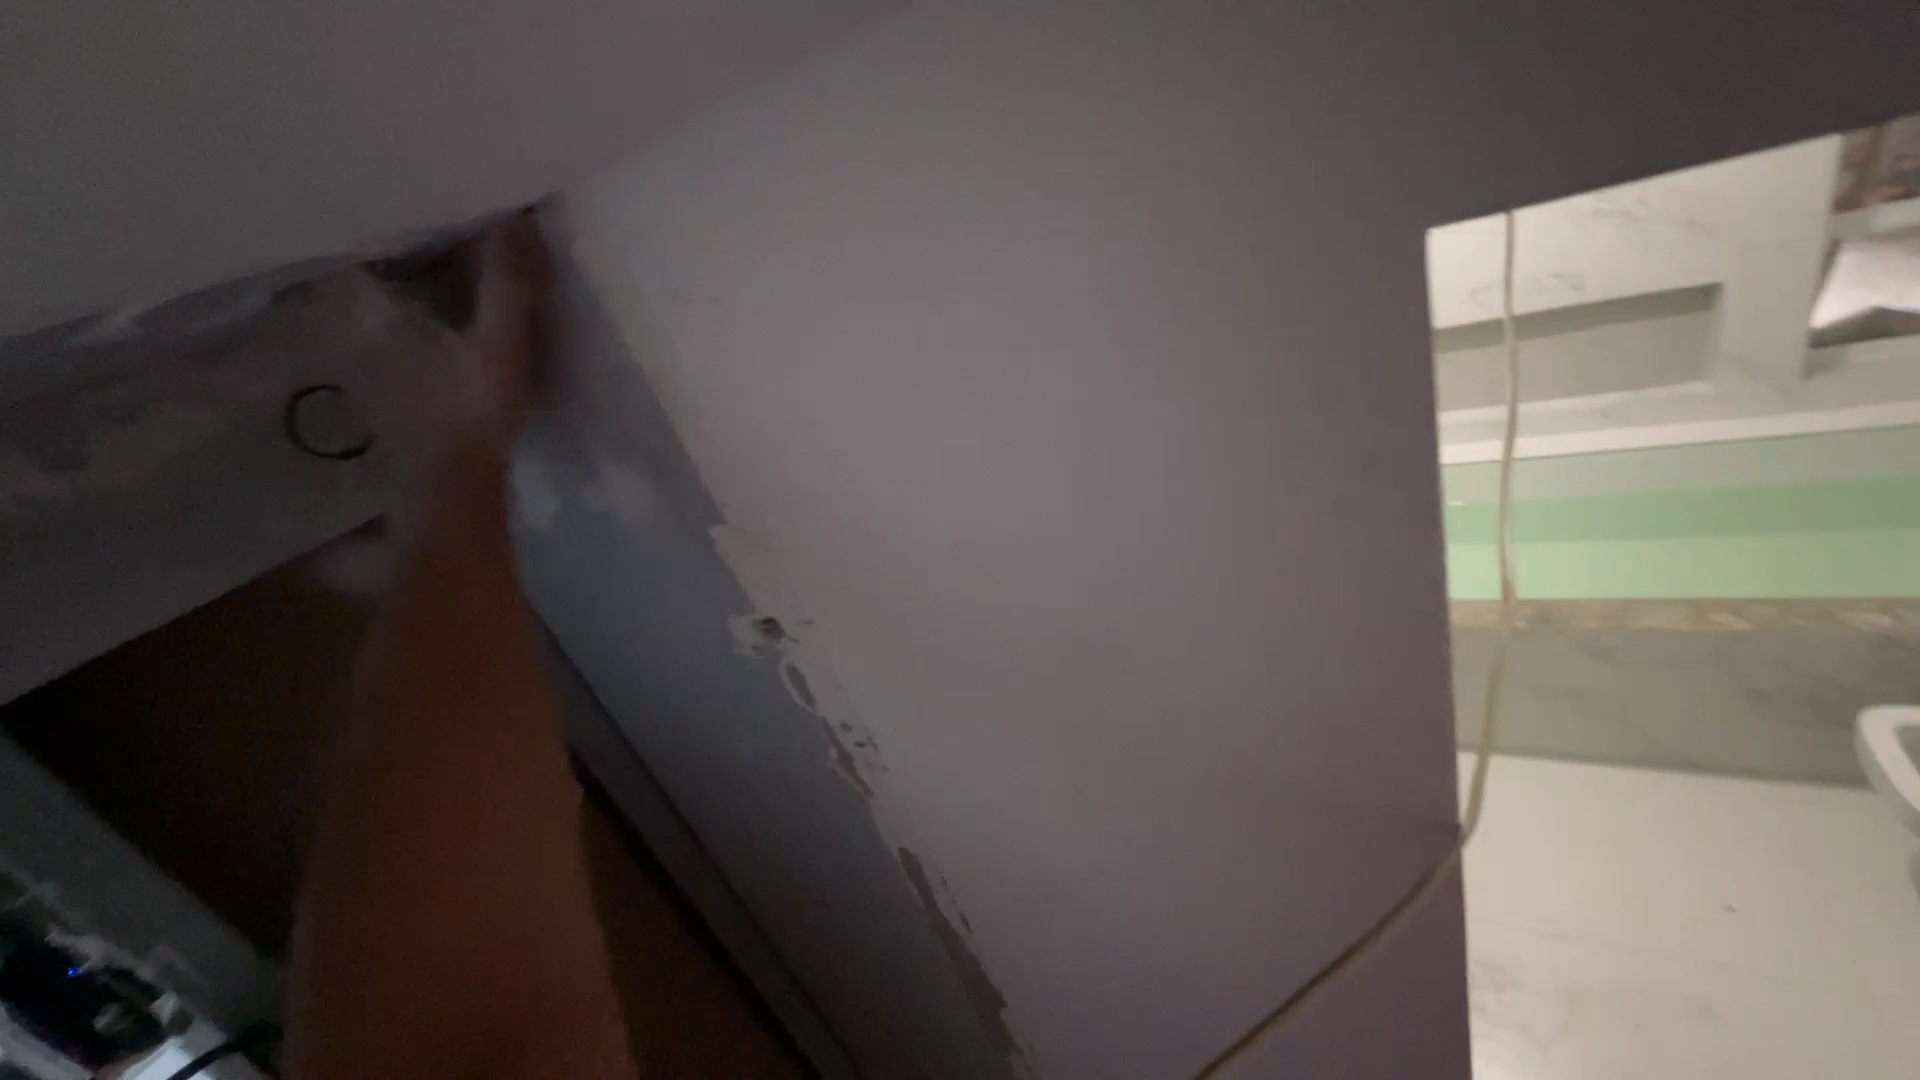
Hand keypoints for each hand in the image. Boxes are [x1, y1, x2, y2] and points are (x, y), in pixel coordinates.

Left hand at [352, 211, 551, 481]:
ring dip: (409, 289)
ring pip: (380, 309)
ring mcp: (361, 365)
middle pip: (370, 276)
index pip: (361, 245)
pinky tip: (444, 325)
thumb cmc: (471, 413)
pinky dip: (416, 323)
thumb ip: (509, 285)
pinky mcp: (382, 390)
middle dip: (401, 254)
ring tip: (445, 270)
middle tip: (435, 231)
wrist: (454, 488)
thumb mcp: (501, 344)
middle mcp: (350, 331)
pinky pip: (393, 338)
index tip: (415, 203)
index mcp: (366, 312)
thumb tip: (519, 219)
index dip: (386, 221)